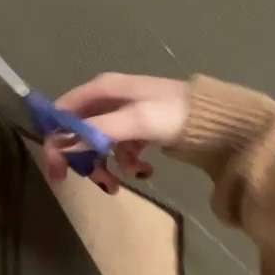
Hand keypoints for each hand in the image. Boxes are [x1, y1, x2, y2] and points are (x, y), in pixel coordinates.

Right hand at [41, 73, 189, 193]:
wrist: (218, 121)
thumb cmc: (173, 114)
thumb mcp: (134, 120)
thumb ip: (98, 131)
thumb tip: (63, 145)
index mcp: (102, 89)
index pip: (63, 112)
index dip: (56, 140)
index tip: (58, 171)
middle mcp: (108, 98)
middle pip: (78, 131)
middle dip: (83, 159)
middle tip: (95, 182)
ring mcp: (123, 114)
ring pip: (98, 143)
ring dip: (104, 166)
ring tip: (119, 185)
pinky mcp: (138, 129)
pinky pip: (120, 149)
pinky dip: (127, 164)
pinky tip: (143, 171)